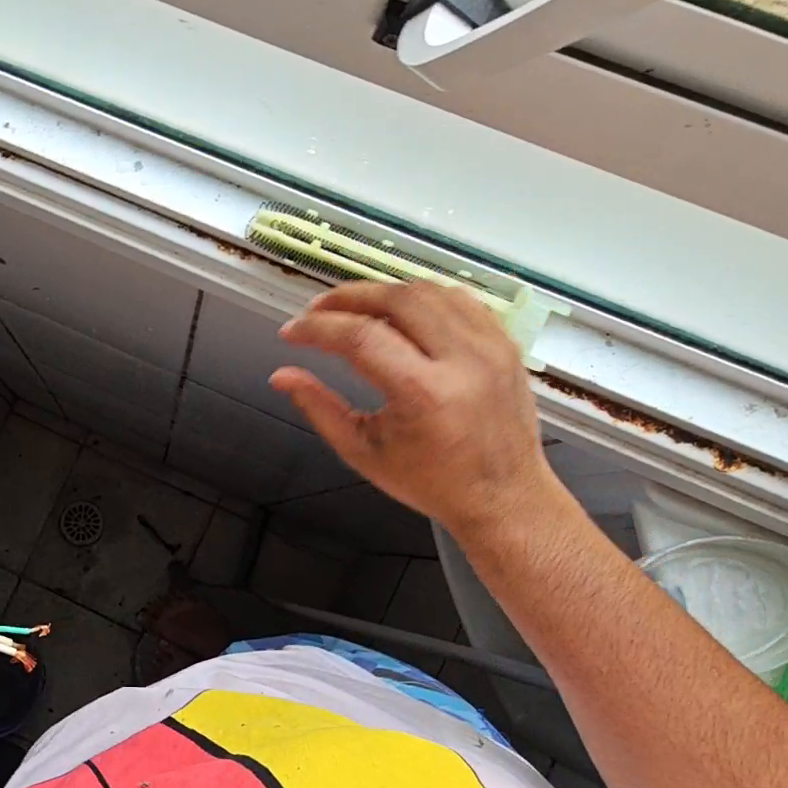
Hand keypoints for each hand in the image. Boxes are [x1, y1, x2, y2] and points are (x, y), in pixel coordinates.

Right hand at [269, 282, 561, 534]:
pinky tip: (400, 311)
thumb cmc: (432, 481)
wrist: (502, 496)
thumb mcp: (362, 451)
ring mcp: (490, 348)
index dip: (318, 328)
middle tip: (319, 309)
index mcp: (423, 394)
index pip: (360, 338)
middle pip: (396, 300)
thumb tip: (282, 376)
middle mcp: (463, 362)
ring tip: (354, 307)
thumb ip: (318, 407)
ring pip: (429, 291)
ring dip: (383, 293)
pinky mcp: (504, 344)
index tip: (292, 331)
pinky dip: (422, 298)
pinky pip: (460, 300)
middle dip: (348, 297)